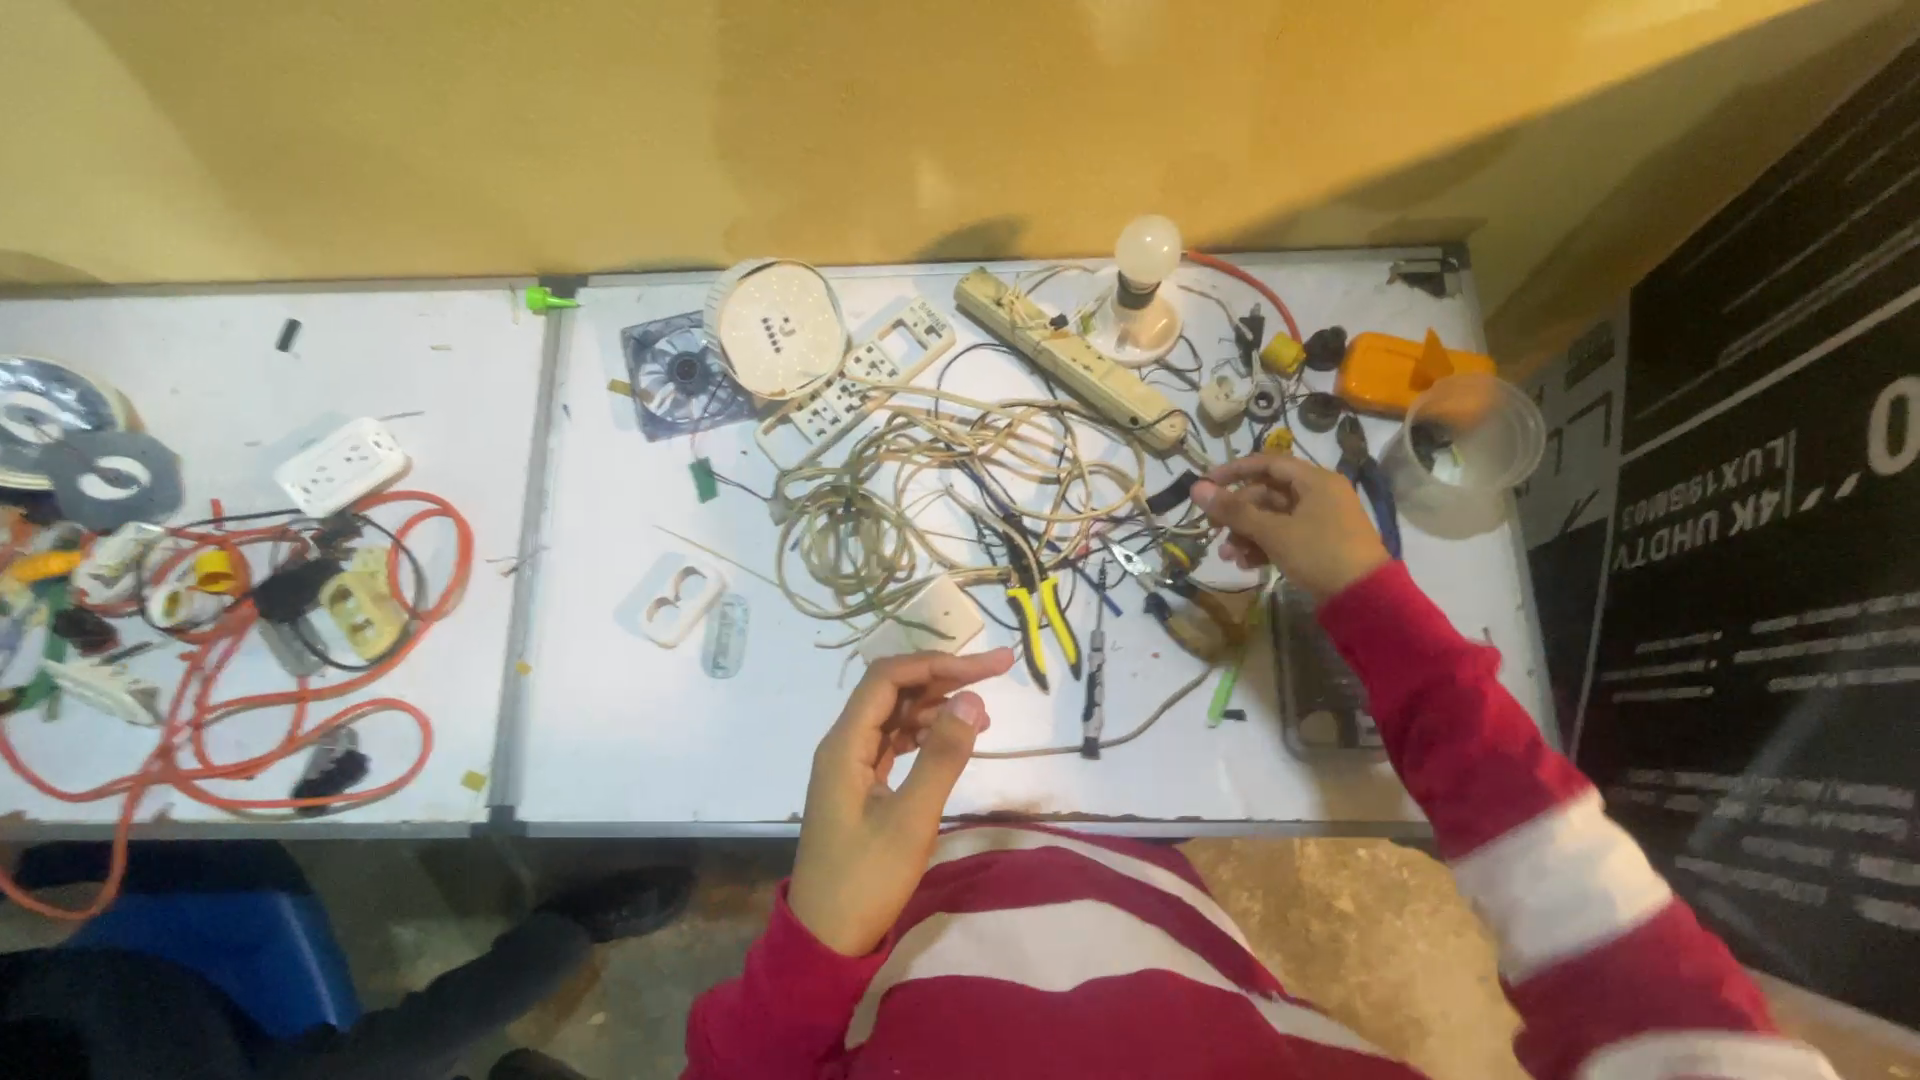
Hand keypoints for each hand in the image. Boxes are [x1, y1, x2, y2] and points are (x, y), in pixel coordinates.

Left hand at [789, 647, 1015, 955]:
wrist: (825, 939)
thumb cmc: (864, 880)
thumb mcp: (911, 820)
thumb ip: (942, 756)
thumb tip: (972, 698)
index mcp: (845, 744)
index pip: (890, 678)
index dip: (938, 664)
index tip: (986, 669)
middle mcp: (844, 744)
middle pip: (894, 690)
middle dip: (944, 676)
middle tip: (997, 672)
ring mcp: (851, 765)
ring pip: (896, 715)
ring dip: (938, 705)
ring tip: (985, 712)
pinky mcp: (862, 786)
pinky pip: (896, 742)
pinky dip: (927, 734)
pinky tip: (957, 738)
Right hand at [1190, 454, 1389, 603]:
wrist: (1363, 597)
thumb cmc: (1319, 553)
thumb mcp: (1273, 531)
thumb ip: (1234, 510)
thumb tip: (1196, 488)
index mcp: (1314, 481)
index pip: (1267, 463)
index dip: (1234, 470)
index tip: (1206, 484)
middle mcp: (1318, 494)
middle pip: (1266, 494)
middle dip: (1237, 514)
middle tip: (1213, 530)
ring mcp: (1319, 520)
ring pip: (1272, 518)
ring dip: (1246, 535)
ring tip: (1228, 557)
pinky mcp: (1318, 543)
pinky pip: (1283, 536)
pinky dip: (1263, 547)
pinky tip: (1246, 565)